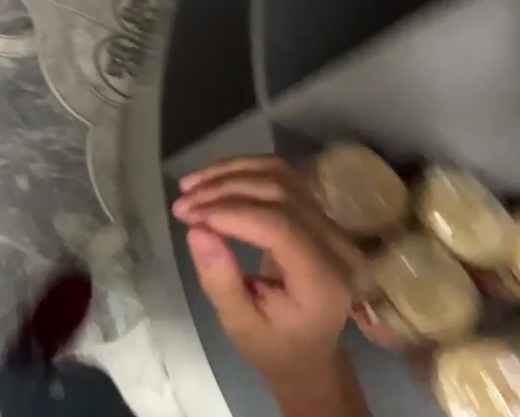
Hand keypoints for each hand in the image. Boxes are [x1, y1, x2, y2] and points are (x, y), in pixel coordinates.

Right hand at [173, 156, 360, 388]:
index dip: (230, 212)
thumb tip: (196, 230)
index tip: (188, 217)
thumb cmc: (274, 344)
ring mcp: (332, 224)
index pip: (279, 226)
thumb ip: (220, 281)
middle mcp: (337, 245)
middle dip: (223, 190)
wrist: (309, 350)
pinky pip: (281, 174)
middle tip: (182, 204)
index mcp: (325, 281)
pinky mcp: (319, 211)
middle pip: (279, 193)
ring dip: (229, 173)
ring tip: (190, 186)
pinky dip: (242, 169)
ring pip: (279, 174)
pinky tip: (213, 179)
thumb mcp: (240, 325)